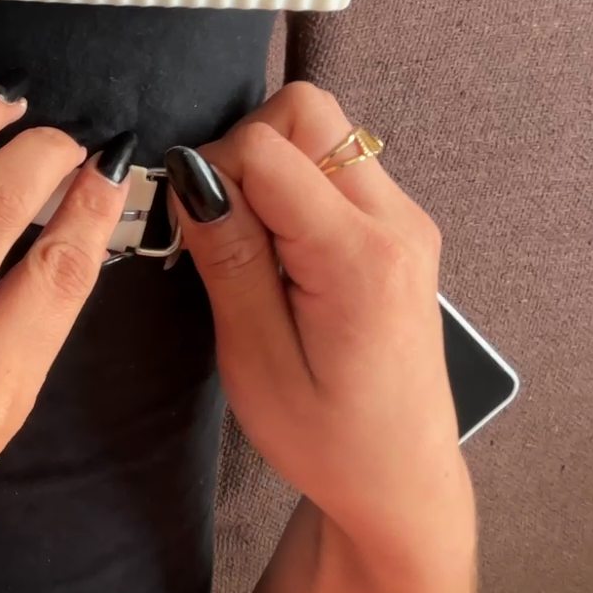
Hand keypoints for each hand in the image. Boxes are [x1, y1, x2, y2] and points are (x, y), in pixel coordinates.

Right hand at [167, 83, 471, 563]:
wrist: (400, 482)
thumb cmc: (323, 436)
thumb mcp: (255, 356)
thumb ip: (227, 256)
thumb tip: (189, 175)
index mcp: (360, 256)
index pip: (266, 148)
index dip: (209, 169)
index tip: (191, 225)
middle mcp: (395, 219)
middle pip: (306, 110)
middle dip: (242, 144)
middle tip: (218, 216)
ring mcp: (402, 218)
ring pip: (319, 127)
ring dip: (263, 161)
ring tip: (242, 231)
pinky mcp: (395, 227)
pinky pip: (329, 161)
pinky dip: (283, 178)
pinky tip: (270, 239)